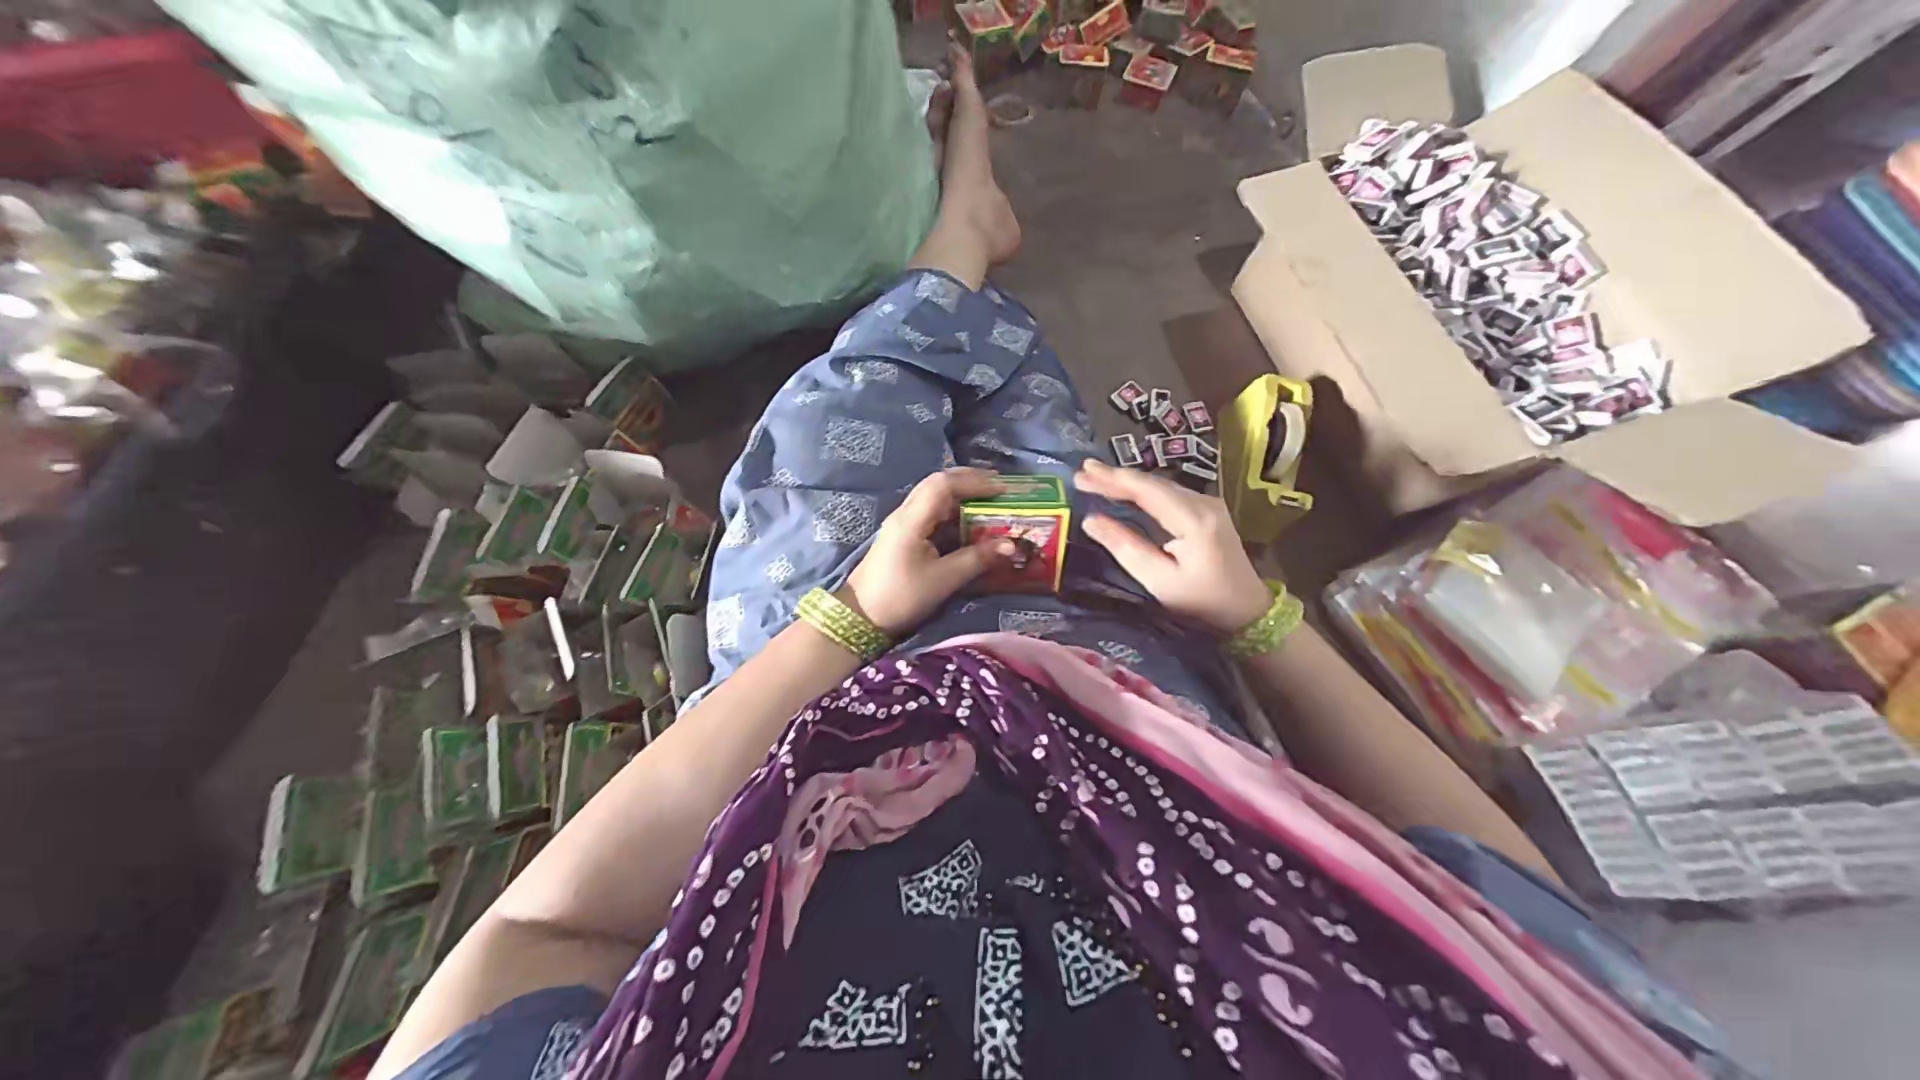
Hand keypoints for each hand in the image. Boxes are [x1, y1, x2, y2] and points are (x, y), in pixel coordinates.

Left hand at [841, 468, 1014, 635]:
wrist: (861, 617)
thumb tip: (1011, 545)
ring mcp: (903, 524)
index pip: (944, 485)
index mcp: (912, 519)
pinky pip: (931, 513)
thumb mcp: (944, 579)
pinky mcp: (904, 536)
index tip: (1003, 488)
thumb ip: (978, 558)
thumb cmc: (902, 597)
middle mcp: (906, 514)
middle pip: (938, 483)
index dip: (975, 482)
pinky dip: (953, 510)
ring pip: (934, 497)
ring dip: (962, 493)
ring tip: (990, 497)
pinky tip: (970, 518)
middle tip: (1000, 485)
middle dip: (970, 480)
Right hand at [1073, 459, 1270, 633]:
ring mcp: (1208, 504)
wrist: (1248, 610)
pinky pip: (1168, 493)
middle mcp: (1204, 503)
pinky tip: (1124, 490)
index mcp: (1193, 519)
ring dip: (1127, 482)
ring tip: (1095, 478)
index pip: (1146, 490)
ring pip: (1160, 485)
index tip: (1081, 475)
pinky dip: (1142, 490)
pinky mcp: (1207, 510)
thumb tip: (1091, 520)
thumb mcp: (1159, 580)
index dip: (1111, 480)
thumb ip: (1125, 547)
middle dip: (1115, 477)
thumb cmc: (1201, 601)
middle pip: (1152, 483)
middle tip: (1082, 473)